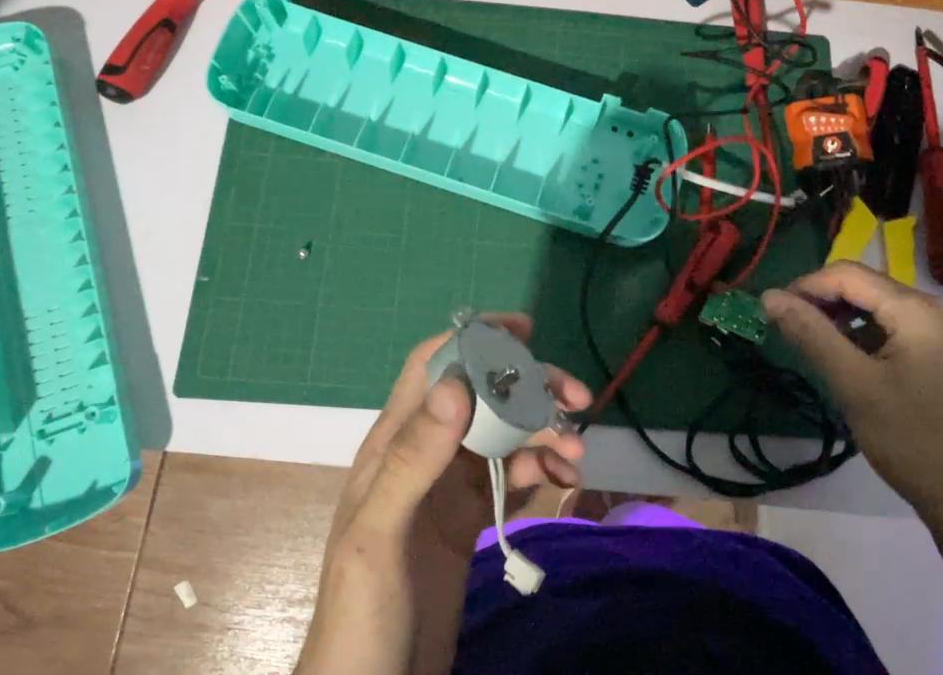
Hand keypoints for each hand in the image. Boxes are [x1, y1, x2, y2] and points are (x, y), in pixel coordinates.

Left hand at [296, 315, 590, 674]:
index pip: (435, 369)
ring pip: (505, 438)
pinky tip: (565, 482)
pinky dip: (542, 473)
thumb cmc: (362, 610)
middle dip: (530, 390)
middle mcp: (426, 455)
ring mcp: (449, 490)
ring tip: (577, 456)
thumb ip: (413, 460)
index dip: (476, 341)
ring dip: (544, 436)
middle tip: (579, 399)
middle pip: (483, 399)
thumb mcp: (381, 533)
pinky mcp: (470, 523)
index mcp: (395, 444)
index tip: (526, 332)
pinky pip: (513, 481)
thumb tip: (458, 385)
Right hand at [761, 262, 942, 531]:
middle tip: (784, 329)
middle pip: (861, 285)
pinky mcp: (934, 354)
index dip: (804, 286)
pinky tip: (841, 361)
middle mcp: (930, 310)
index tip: (770, 312)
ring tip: (807, 346)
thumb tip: (768, 296)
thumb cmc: (910, 439)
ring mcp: (935, 333)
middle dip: (819, 301)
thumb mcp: (853, 384)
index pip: (847, 274)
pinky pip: (886, 328)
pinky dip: (857, 336)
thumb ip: (810, 334)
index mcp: (916, 310)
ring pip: (871, 308)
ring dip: (836, 318)